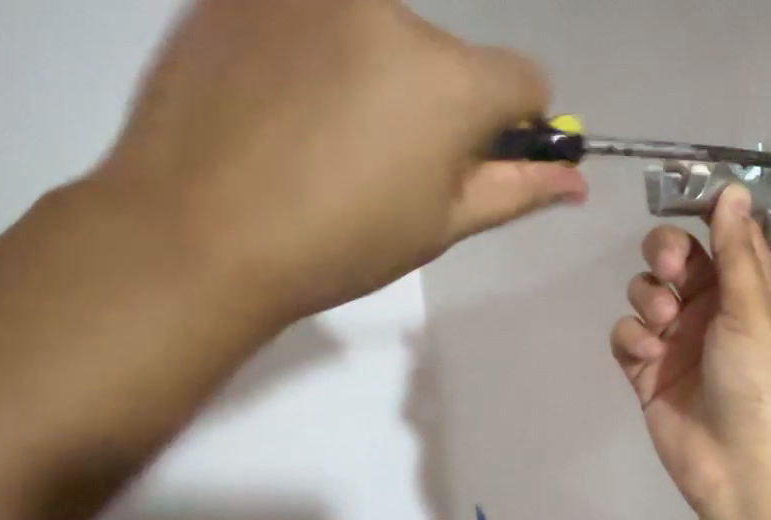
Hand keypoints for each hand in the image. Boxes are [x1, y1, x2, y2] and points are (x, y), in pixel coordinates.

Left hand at [87, 0, 586, 320]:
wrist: (196, 231)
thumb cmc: (338, 244)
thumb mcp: (440, 225)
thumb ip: (516, 189)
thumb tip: (575, 179)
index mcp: (450, 79)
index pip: (525, 79)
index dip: (514, 123)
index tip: (477, 157)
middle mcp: (391, 13)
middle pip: (445, 53)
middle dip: (435, 100)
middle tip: (383, 161)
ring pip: (377, 30)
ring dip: (372, 71)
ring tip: (320, 134)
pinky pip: (312, 16)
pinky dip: (311, 50)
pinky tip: (277, 105)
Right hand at [608, 186, 770, 516]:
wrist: (737, 464)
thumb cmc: (759, 383)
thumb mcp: (755, 310)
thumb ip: (736, 251)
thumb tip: (735, 187)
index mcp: (748, 295)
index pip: (724, 239)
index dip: (705, 215)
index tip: (684, 194)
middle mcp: (711, 312)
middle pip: (676, 259)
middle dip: (665, 252)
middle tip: (668, 264)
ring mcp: (676, 343)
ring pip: (645, 292)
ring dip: (648, 297)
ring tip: (664, 323)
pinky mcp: (646, 373)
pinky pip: (626, 335)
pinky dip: (632, 337)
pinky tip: (648, 355)